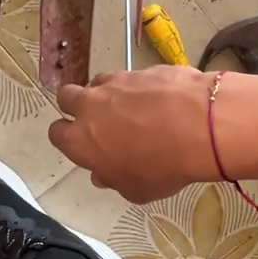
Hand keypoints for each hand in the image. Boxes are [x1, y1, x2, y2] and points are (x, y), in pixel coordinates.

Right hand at [48, 65, 220, 202]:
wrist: (200, 124)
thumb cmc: (163, 166)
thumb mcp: (136, 190)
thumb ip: (113, 179)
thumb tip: (103, 174)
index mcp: (80, 139)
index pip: (56, 133)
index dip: (69, 139)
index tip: (85, 146)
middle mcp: (90, 105)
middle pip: (67, 97)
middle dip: (79, 107)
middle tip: (100, 121)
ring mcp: (116, 81)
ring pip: (99, 82)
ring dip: (109, 94)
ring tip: (134, 110)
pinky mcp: (143, 68)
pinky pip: (133, 78)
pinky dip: (141, 88)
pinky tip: (162, 101)